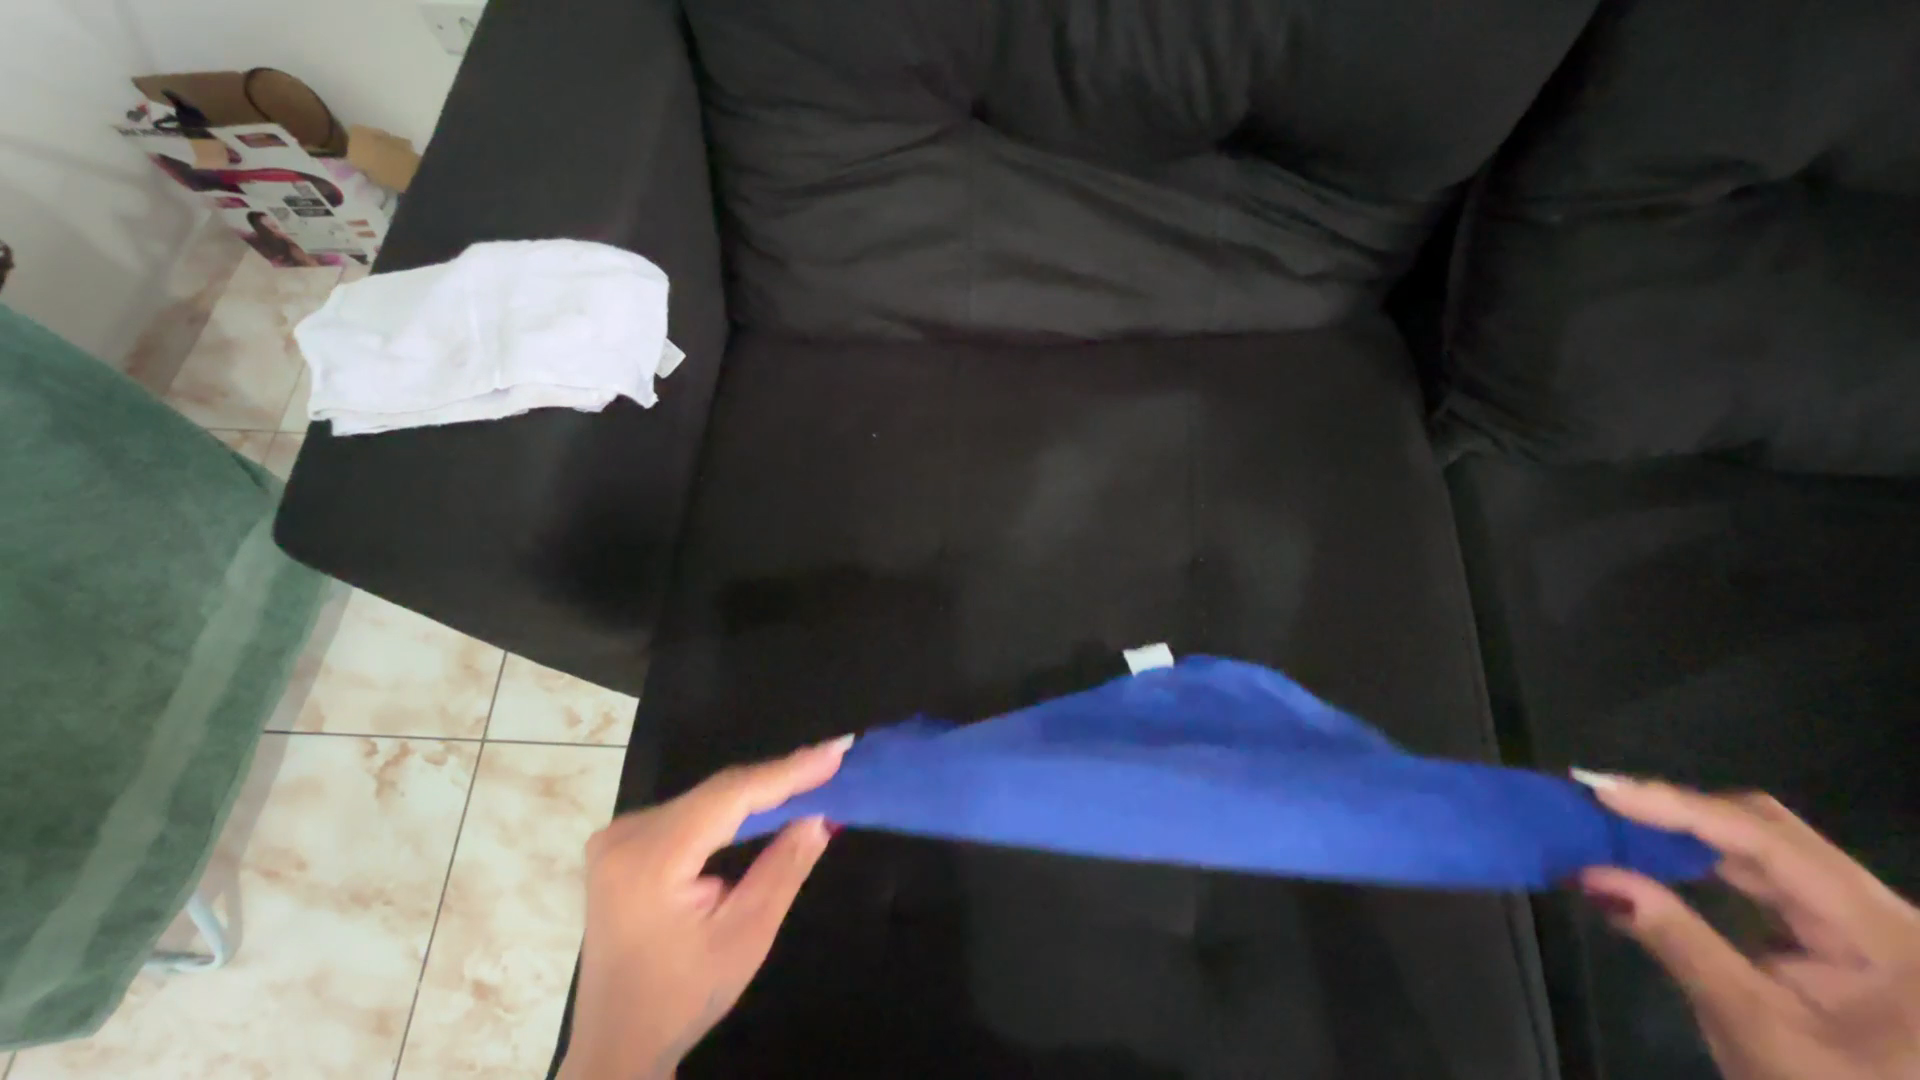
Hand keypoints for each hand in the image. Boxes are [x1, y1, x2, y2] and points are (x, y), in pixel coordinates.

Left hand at [558, 736, 851, 1079]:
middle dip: (779, 780)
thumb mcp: (746, 936)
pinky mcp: (623, 844)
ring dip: (759, 794)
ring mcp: (619, 836)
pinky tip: (768, 804)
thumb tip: (819, 815)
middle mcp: (626, 833)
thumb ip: (783, 868)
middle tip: (834, 764)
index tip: (837, 751)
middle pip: (717, 793)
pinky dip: (732, 810)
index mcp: (649, 858)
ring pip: (706, 799)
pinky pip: (691, 813)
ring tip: (813, 778)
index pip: (731, 796)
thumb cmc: (683, 997)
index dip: (788, 771)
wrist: (617, 1041)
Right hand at [1576, 773, 1919, 1079]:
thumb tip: (1592, 874)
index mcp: (1887, 933)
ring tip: (1615, 820)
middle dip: (1682, 812)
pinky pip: (1767, 875)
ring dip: (1687, 833)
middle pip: (1772, 832)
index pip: (1770, 843)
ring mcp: (1866, 921)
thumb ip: (1675, 940)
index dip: (1683, 810)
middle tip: (1602, 800)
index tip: (1604, 793)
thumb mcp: (1748, 1022)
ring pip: (1767, 848)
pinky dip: (1705, 860)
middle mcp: (1885, 911)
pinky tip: (1657, 852)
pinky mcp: (1843, 933)